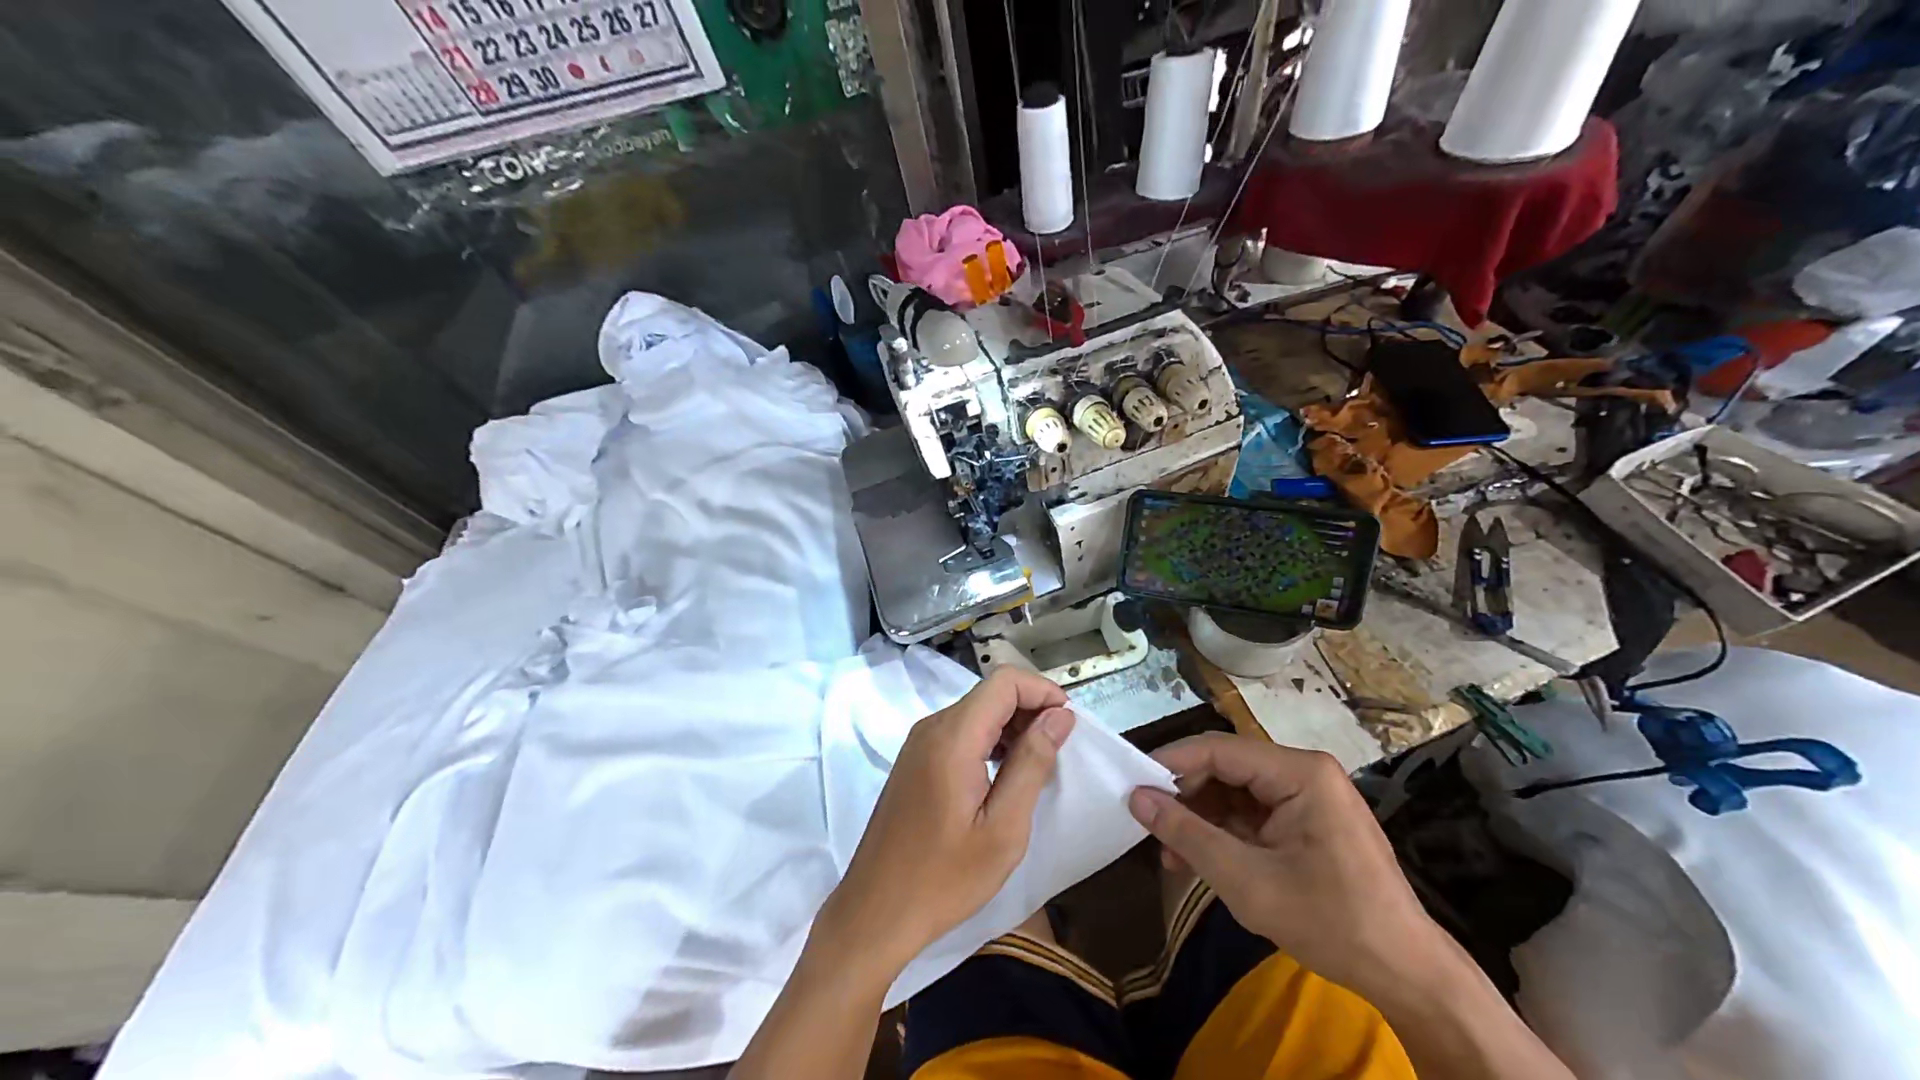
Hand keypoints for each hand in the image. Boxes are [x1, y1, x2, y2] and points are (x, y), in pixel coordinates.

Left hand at [821, 668, 1076, 975]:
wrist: (876, 911)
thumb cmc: (944, 878)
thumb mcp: (1003, 828)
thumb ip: (1032, 763)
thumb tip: (1059, 715)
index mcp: (952, 737)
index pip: (1004, 681)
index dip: (1042, 690)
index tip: (1069, 723)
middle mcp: (932, 728)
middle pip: (990, 693)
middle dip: (1031, 708)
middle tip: (1058, 750)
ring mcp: (919, 743)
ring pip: (976, 711)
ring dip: (1012, 726)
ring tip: (1037, 765)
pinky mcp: (915, 761)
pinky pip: (960, 732)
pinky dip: (990, 740)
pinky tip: (1005, 776)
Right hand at [1127, 734, 1445, 1002]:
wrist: (1406, 974)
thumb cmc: (1330, 921)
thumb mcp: (1246, 880)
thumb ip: (1187, 833)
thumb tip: (1136, 798)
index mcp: (1300, 772)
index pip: (1218, 750)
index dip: (1171, 764)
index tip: (1131, 784)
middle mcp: (1304, 772)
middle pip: (1226, 768)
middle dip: (1185, 797)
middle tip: (1150, 825)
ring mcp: (1308, 796)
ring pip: (1234, 792)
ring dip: (1200, 819)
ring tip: (1171, 854)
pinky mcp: (1307, 820)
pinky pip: (1252, 813)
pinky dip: (1223, 833)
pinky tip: (1199, 860)